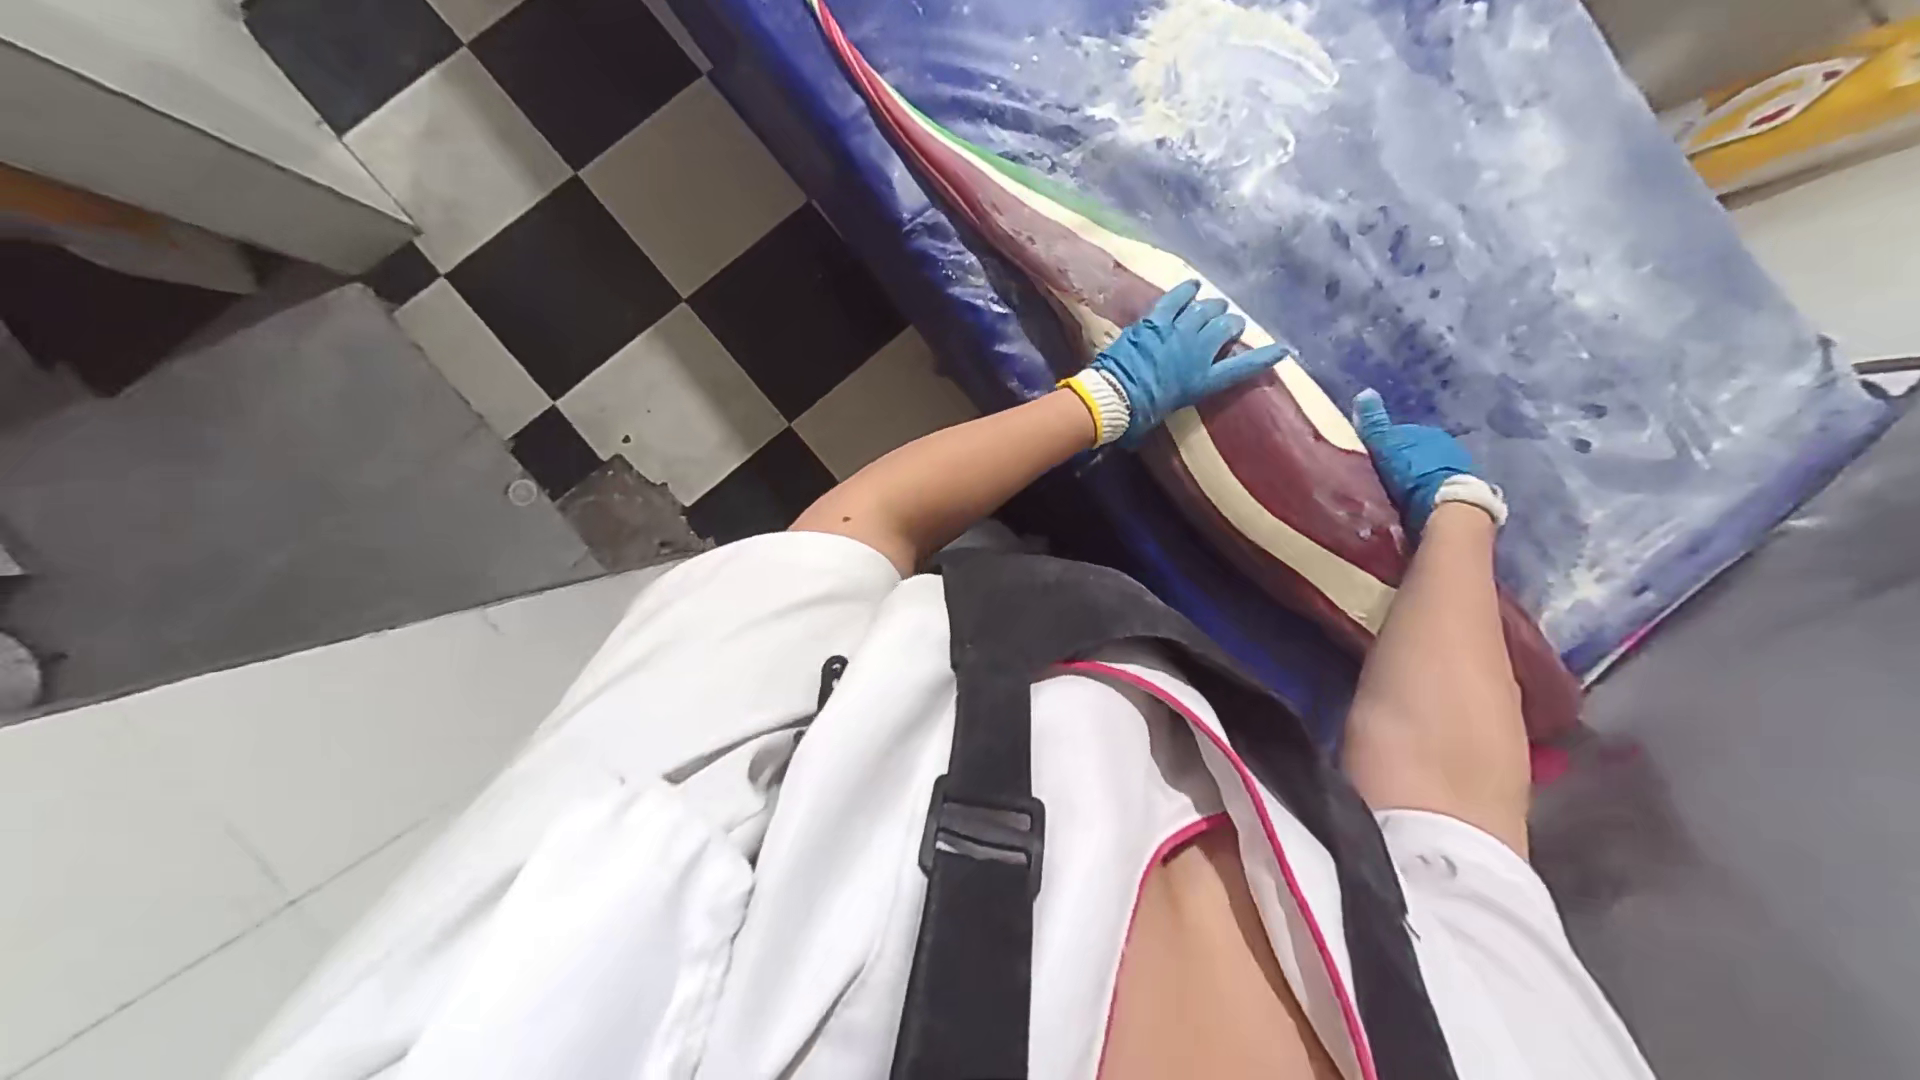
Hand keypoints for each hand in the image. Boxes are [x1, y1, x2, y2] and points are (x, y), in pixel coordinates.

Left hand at [1090, 280, 1289, 445]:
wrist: (1114, 397)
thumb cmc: (1138, 415)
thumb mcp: (1166, 413)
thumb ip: (1175, 402)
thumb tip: (1159, 413)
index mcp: (1204, 381)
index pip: (1243, 366)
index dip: (1264, 357)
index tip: (1281, 349)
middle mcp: (1198, 351)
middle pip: (1226, 326)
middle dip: (1231, 323)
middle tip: (1229, 324)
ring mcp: (1178, 332)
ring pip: (1206, 308)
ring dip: (1213, 306)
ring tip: (1214, 306)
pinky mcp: (1156, 321)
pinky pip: (1177, 298)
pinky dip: (1187, 290)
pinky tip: (1193, 286)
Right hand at [1352, 389, 1501, 533]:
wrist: (1443, 502)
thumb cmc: (1410, 473)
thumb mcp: (1383, 446)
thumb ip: (1374, 423)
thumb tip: (1364, 392)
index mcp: (1426, 432)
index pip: (1402, 434)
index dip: (1387, 446)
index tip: (1375, 460)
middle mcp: (1446, 444)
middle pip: (1417, 451)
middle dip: (1405, 461)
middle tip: (1387, 477)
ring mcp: (1458, 465)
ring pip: (1430, 468)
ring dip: (1419, 476)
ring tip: (1402, 492)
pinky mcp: (1463, 487)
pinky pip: (1440, 484)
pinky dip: (1430, 489)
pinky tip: (1420, 500)